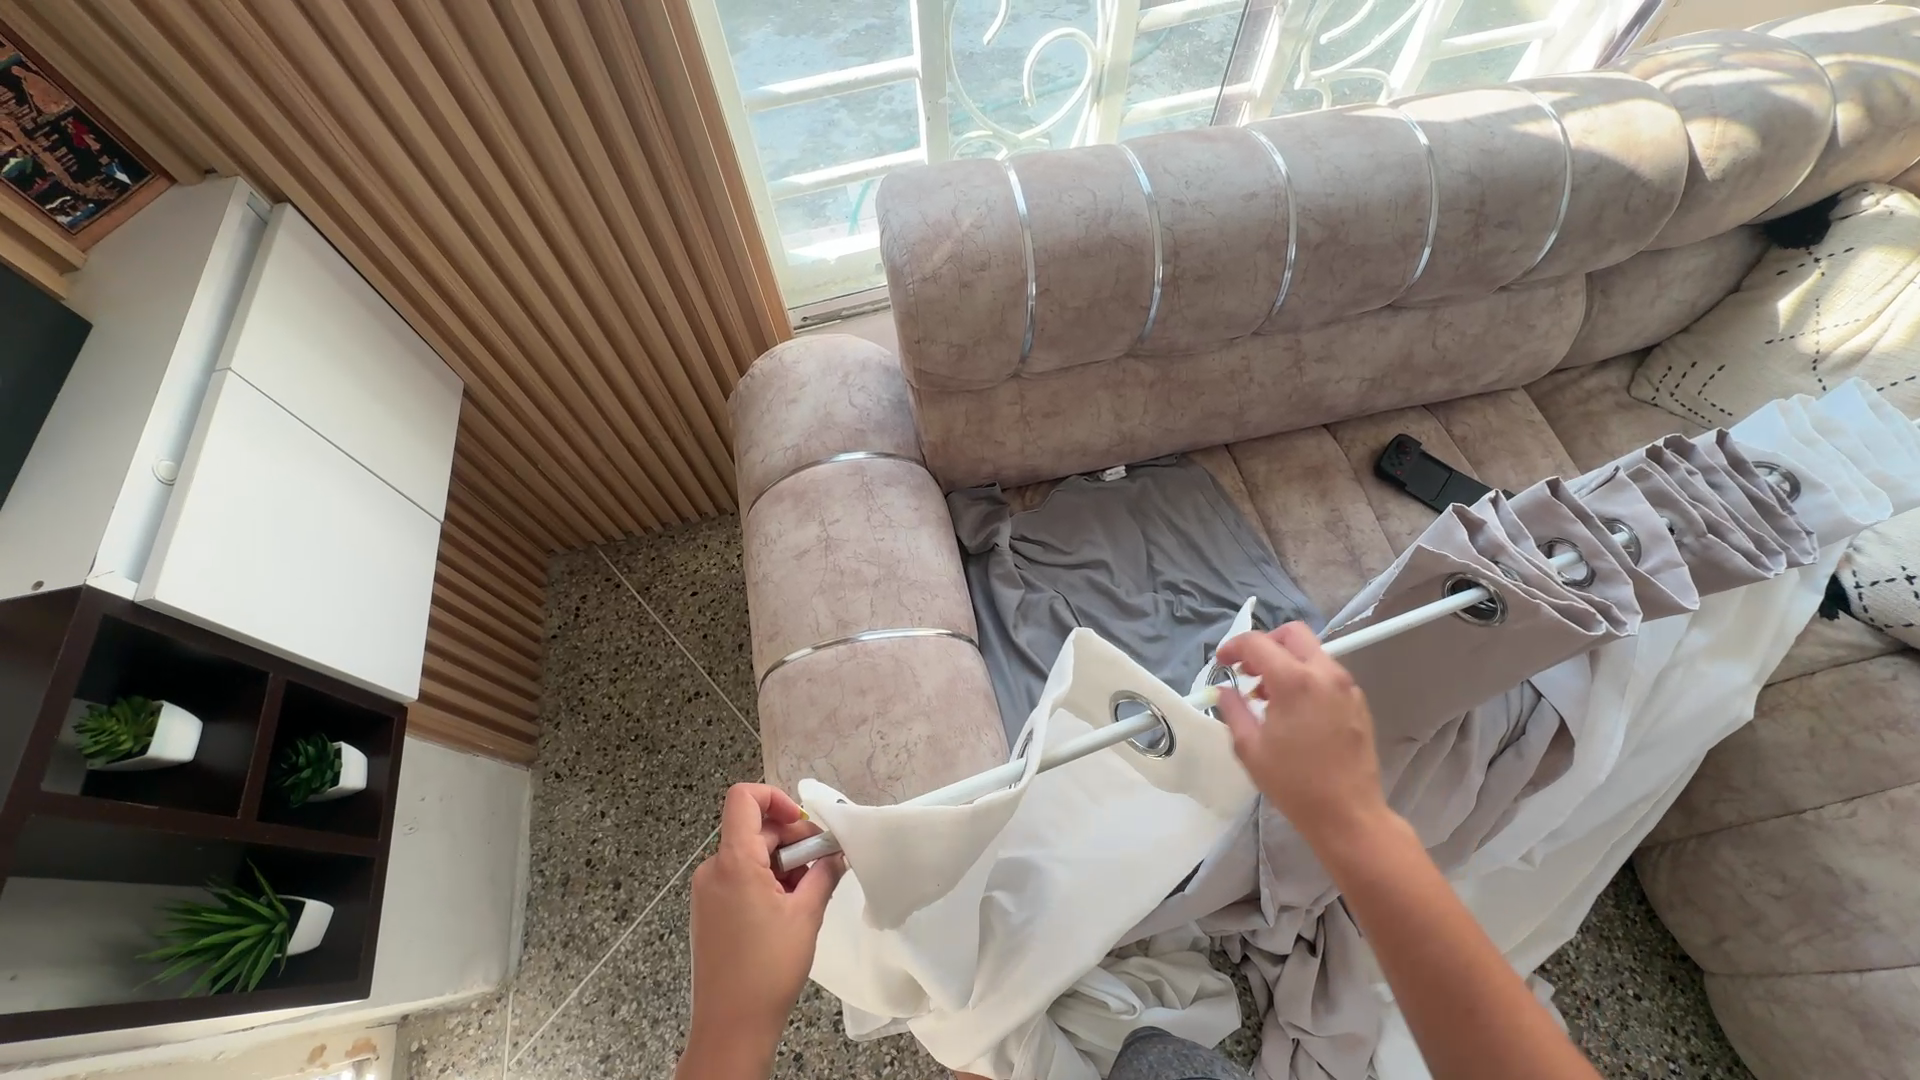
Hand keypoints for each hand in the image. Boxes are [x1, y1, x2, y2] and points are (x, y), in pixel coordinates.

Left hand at [681, 783, 845, 1077]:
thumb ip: (823, 873)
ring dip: (782, 862)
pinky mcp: (708, 911)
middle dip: (792, 838)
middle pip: (753, 828)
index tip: (804, 824)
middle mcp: (713, 869)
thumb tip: (838, 851)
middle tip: (823, 863)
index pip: (744, 798)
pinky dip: (766, 880)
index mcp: (733, 862)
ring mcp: (707, 891)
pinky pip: (739, 877)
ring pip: (749, 854)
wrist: (730, 1028)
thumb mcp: (806, 915)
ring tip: (808, 891)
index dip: (776, 798)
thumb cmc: (768, 969)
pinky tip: (788, 908)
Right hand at [1215, 622, 1392, 849]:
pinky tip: (1293, 711)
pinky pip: (1327, 675)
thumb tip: (1225, 691)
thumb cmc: (1294, 783)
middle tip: (1248, 670)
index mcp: (1294, 681)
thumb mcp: (1249, 747)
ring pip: (1312, 653)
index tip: (1222, 663)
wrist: (1348, 814)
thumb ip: (1233, 709)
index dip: (1233, 647)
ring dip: (1286, 662)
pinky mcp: (1358, 703)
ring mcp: (1347, 687)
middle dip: (1265, 644)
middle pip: (1293, 634)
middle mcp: (1325, 674)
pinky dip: (1305, 679)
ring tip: (1267, 696)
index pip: (1258, 643)